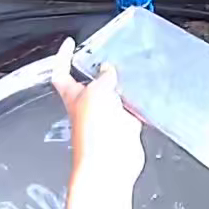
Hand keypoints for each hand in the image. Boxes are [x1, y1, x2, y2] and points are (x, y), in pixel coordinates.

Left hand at [52, 39, 143, 182]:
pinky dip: (140, 100)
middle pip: (92, 81)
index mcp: (73, 95)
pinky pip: (133, 108)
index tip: (70, 44)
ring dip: (124, 82)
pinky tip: (147, 89)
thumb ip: (103, 78)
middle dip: (102, 67)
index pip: (62, 72)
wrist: (110, 164)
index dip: (63, 57)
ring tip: (134, 65)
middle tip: (113, 52)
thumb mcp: (96, 93)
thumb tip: (107, 69)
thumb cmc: (93, 131)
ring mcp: (107, 115)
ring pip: (115, 92)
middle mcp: (89, 104)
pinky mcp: (126, 125)